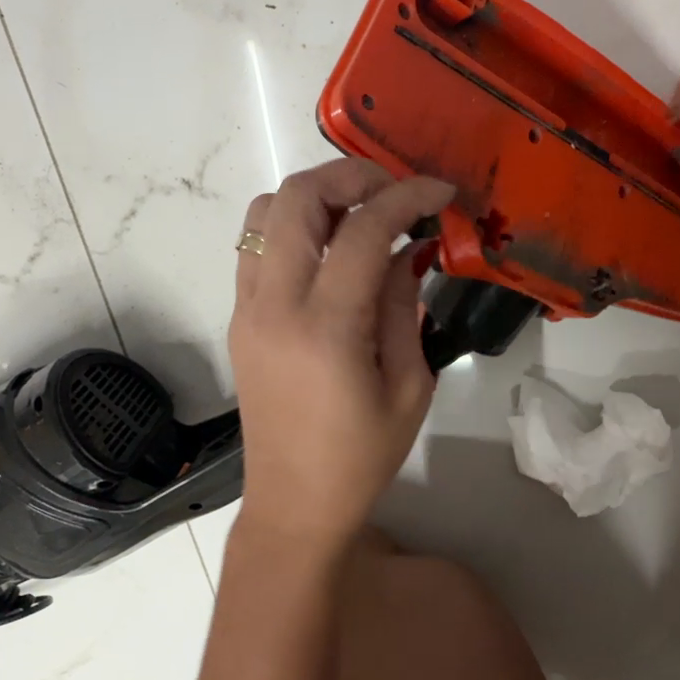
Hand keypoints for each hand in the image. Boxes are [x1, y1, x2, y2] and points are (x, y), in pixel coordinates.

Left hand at [228, 158, 454, 541]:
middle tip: (393, 193)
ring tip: (360, 217)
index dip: (407, 196)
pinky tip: (331, 254)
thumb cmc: (361, 458)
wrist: (294, 503)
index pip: (363, 229)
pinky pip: (257, 249)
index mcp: (326, 328)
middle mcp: (275, 306)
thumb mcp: (409, 388)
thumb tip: (405, 252)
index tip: (440, 192)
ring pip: (265, 214)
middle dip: (350, 175)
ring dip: (315, 198)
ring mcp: (248, 311)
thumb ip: (403, 308)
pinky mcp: (239, 322)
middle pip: (298, 198)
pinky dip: (293, 230)